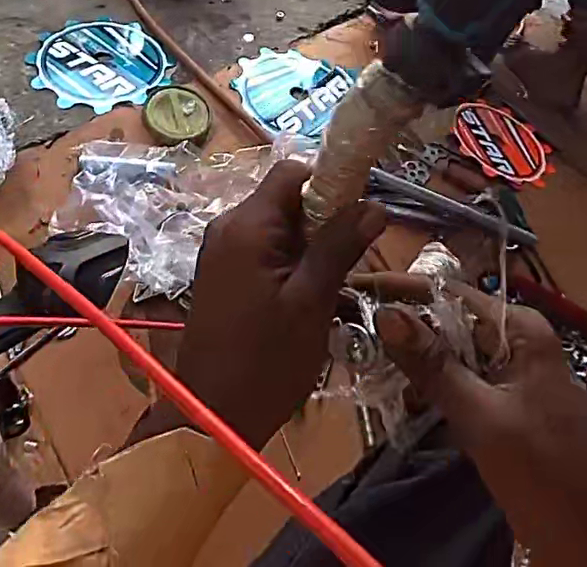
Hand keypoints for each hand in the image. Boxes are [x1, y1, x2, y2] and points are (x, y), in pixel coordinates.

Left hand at [169, 160, 385, 447]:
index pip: (290, 173)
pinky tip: (305, 298)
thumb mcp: (311, 302)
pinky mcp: (221, 271)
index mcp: (247, 224)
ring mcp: (220, 248)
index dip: (328, 183)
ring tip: (330, 289)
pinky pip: (261, 249)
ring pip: (276, 227)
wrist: (211, 413)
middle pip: (284, 200)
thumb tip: (374, 204)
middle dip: (322, 222)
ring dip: (308, 247)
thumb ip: (338, 247)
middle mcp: (228, 225)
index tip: (359, 214)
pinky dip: (288, 262)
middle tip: (350, 264)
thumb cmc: (265, 360)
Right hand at [374, 280, 586, 458]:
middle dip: (402, 323)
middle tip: (353, 324)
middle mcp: (517, 340)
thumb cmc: (546, 475)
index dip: (400, 289)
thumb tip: (384, 313)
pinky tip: (397, 384)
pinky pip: (458, 376)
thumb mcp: (481, 416)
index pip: (448, 293)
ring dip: (411, 354)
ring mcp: (512, 372)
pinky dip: (428, 379)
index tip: (356, 287)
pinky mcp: (505, 402)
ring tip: (364, 351)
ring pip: (449, 349)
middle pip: (446, 318)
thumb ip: (432, 363)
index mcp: (521, 329)